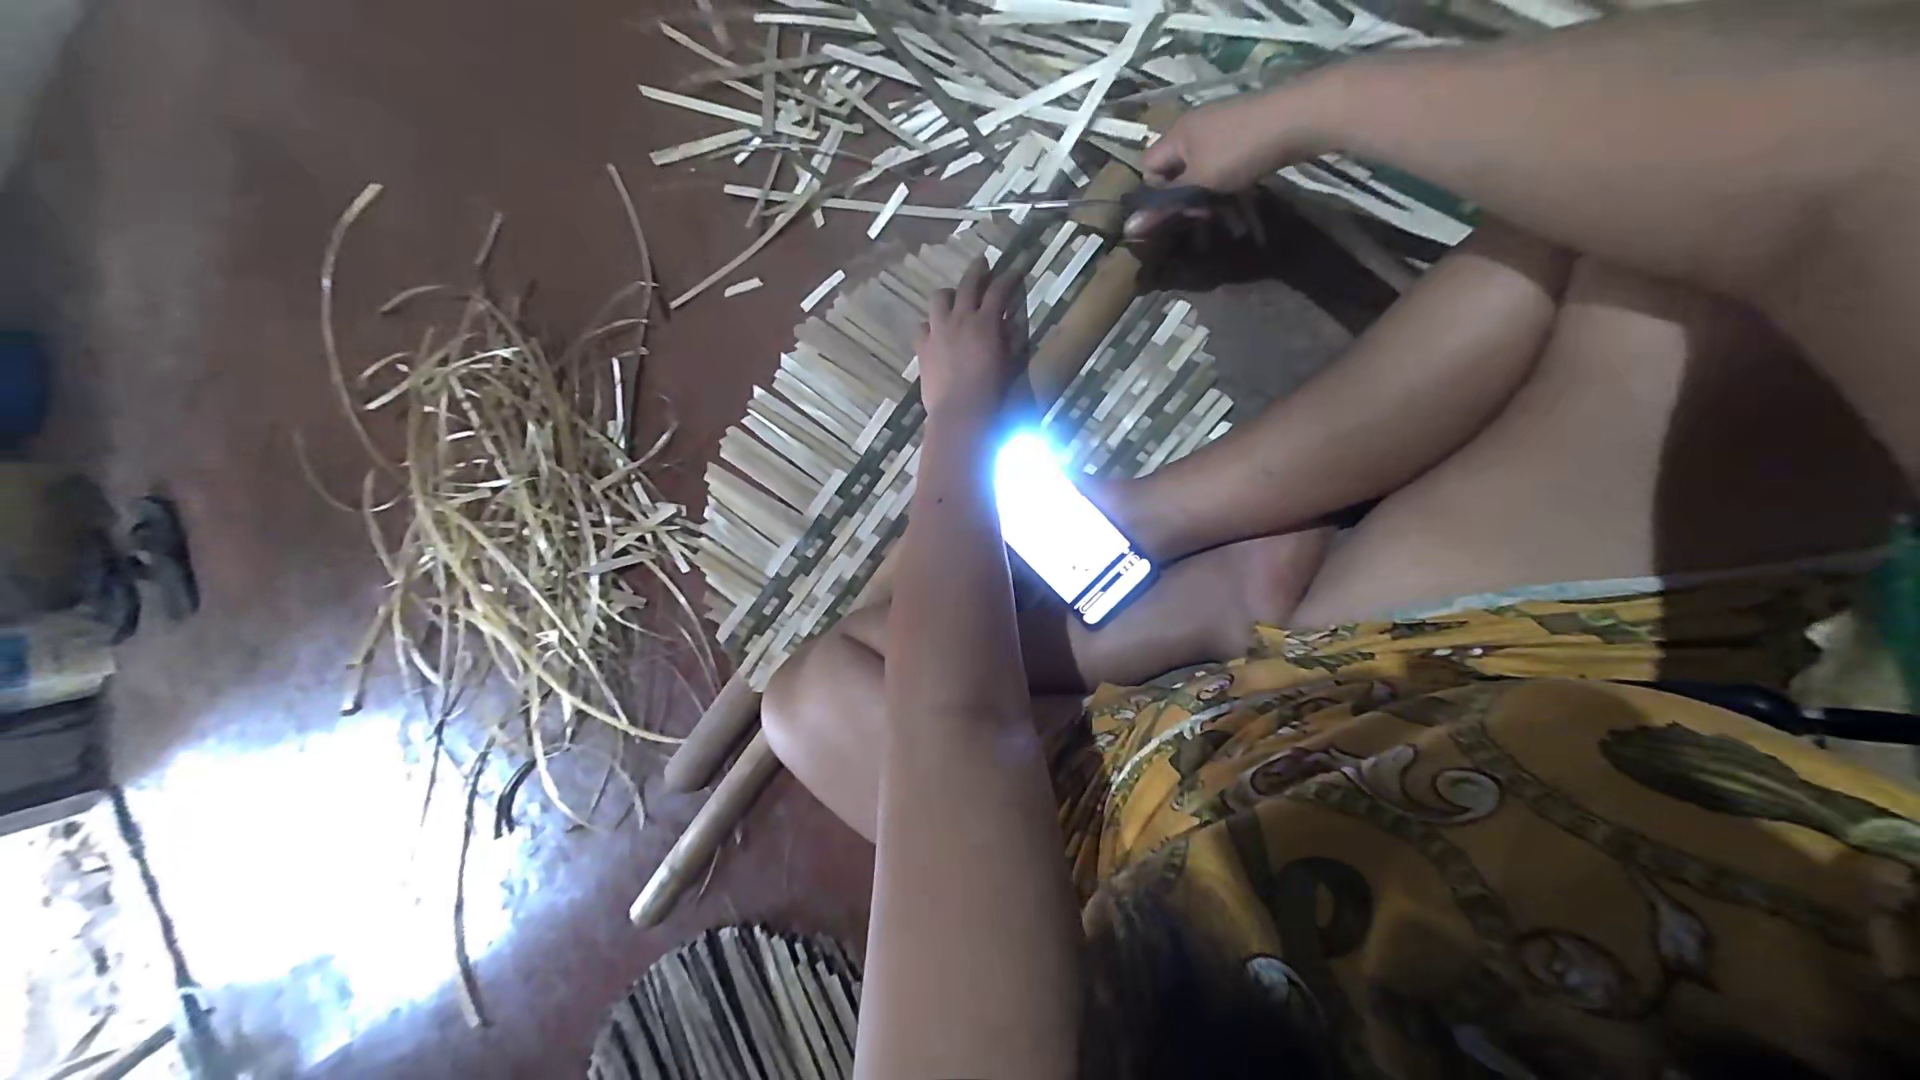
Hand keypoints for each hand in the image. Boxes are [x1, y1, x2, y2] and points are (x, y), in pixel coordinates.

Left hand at [917, 255, 1024, 421]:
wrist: (959, 414)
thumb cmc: (990, 393)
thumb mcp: (1008, 364)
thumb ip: (1008, 340)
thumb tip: (1009, 323)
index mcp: (985, 323)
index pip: (1000, 290)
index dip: (1009, 277)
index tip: (1015, 270)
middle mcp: (960, 319)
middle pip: (968, 284)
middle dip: (977, 270)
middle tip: (982, 263)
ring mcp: (938, 331)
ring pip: (939, 298)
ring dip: (948, 293)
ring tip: (953, 296)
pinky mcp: (923, 347)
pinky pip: (922, 326)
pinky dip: (930, 324)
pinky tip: (935, 330)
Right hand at [1129, 87, 1327, 236]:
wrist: (1300, 117)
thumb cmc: (1240, 150)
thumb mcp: (1199, 184)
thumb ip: (1165, 206)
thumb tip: (1127, 229)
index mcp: (1176, 136)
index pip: (1148, 168)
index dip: (1155, 194)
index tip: (1173, 212)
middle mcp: (1195, 130)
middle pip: (1176, 174)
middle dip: (1187, 203)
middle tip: (1202, 219)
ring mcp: (1221, 131)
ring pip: (1204, 177)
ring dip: (1212, 204)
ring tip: (1228, 225)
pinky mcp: (1245, 137)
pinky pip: (1226, 171)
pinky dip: (1230, 193)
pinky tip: (1245, 214)